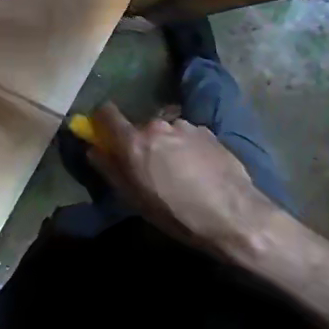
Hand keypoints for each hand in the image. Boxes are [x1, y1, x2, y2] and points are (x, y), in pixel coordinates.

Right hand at [92, 103, 278, 251]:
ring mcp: (185, 125)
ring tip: (179, 172)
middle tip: (150, 170)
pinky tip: (198, 170)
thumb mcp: (136, 200)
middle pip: (139, 127)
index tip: (104, 135)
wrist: (234, 214)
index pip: (106, 113)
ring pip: (165, 131)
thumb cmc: (178, 215)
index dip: (102, 122)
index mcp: (135, 141)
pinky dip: (186, 147)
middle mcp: (157, 125)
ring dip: (165, 145)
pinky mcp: (207, 130)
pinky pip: (186, 135)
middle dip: (140, 143)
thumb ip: (110, 169)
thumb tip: (94, 149)